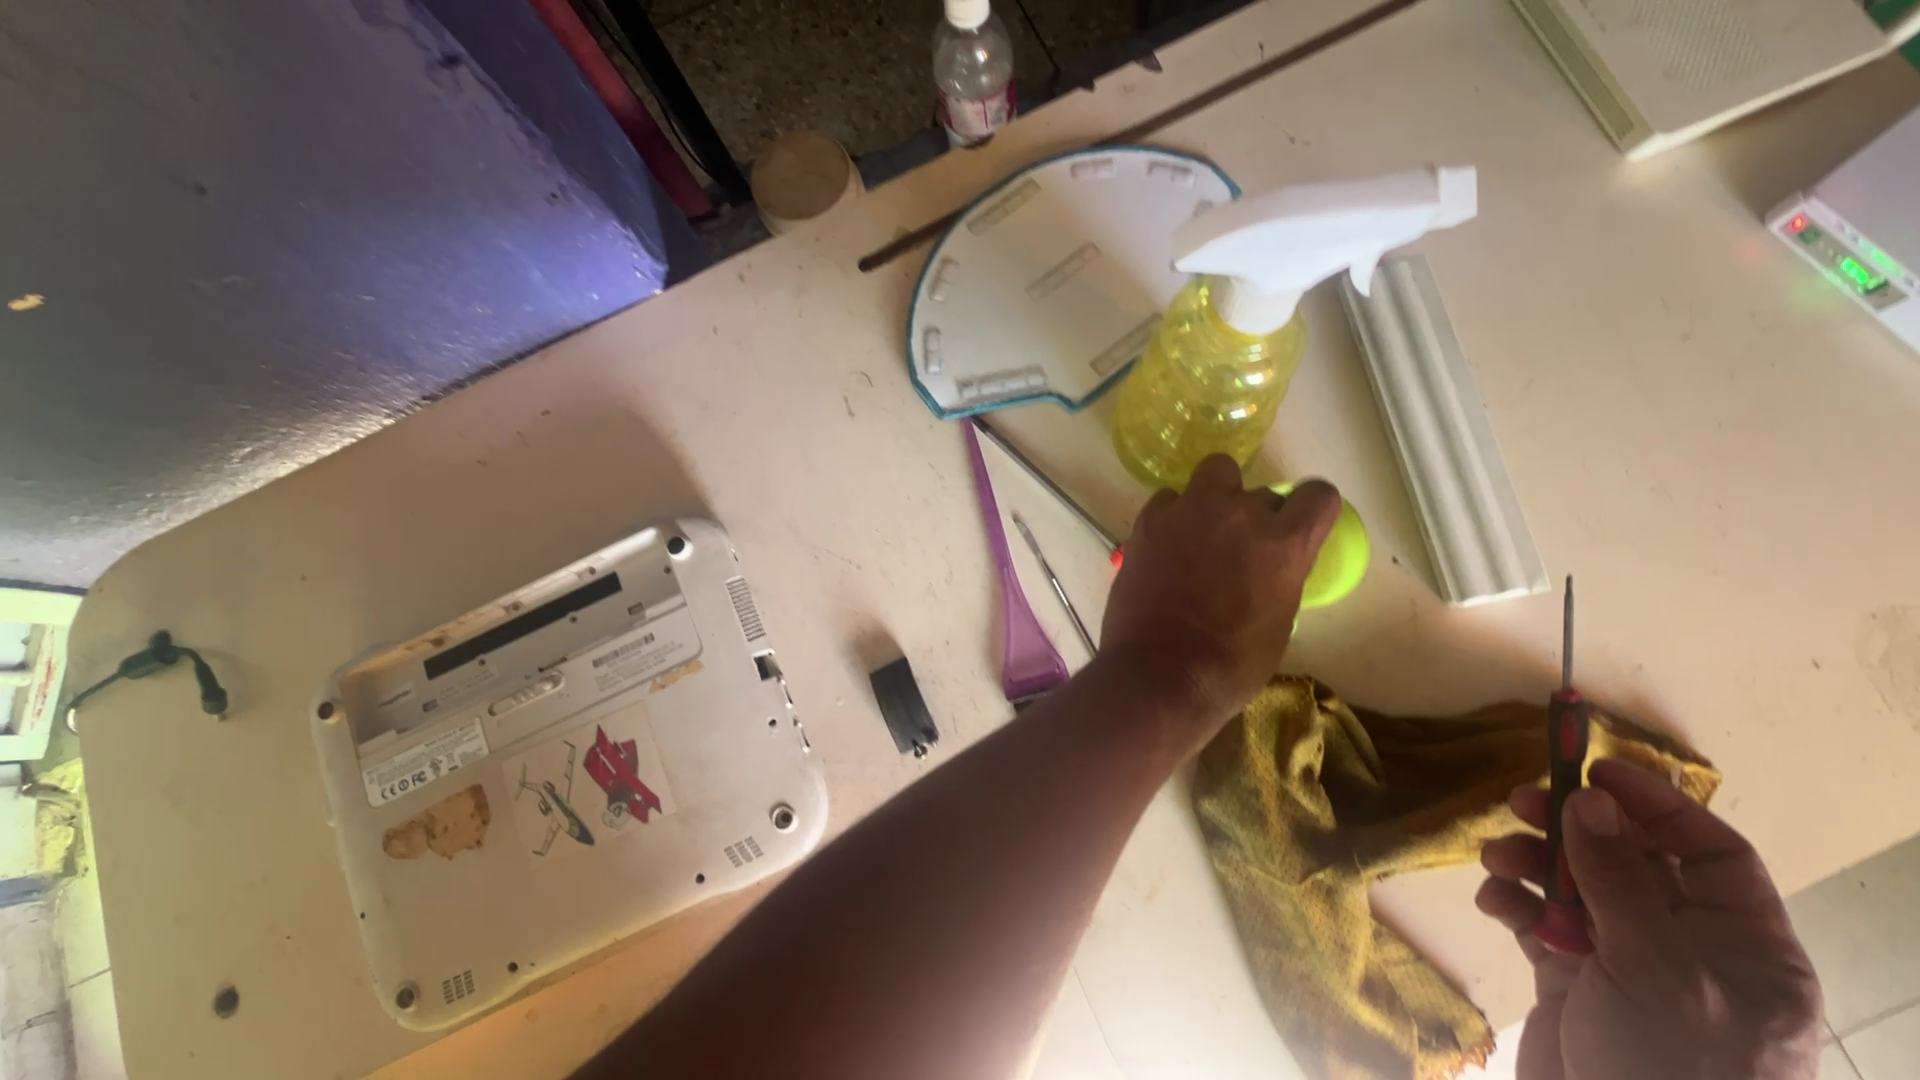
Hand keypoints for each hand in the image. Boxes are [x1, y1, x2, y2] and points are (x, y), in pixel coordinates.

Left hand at [1100, 455, 1339, 726]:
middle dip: (1255, 516)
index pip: (1318, 495)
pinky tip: (1166, 542)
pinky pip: (1168, 498)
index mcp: (1284, 544)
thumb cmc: (1230, 665)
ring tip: (1202, 530)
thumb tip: (1271, 565)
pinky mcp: (1149, 521)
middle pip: (1262, 493)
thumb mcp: (1279, 623)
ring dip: (1215, 496)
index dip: (1310, 510)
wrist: (1161, 674)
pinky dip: (1172, 514)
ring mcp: (1191, 512)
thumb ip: (1281, 577)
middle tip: (1238, 549)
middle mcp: (1241, 514)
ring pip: (1215, 473)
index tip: (1299, 526)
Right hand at [1477, 759, 1823, 1079]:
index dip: (1654, 805)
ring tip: (1495, 859)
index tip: (1591, 771)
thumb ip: (1619, 880)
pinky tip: (1495, 906)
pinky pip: (1542, 923)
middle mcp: (1687, 946)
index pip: (1710, 853)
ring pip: (1577, 886)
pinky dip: (1516, 907)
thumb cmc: (1671, 1066)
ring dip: (1532, 864)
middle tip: (1518, 802)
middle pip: (1630, 861)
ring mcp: (1626, 963)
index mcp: (1742, 947)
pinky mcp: (1574, 980)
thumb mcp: (1655, 968)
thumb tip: (1588, 799)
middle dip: (1573, 828)